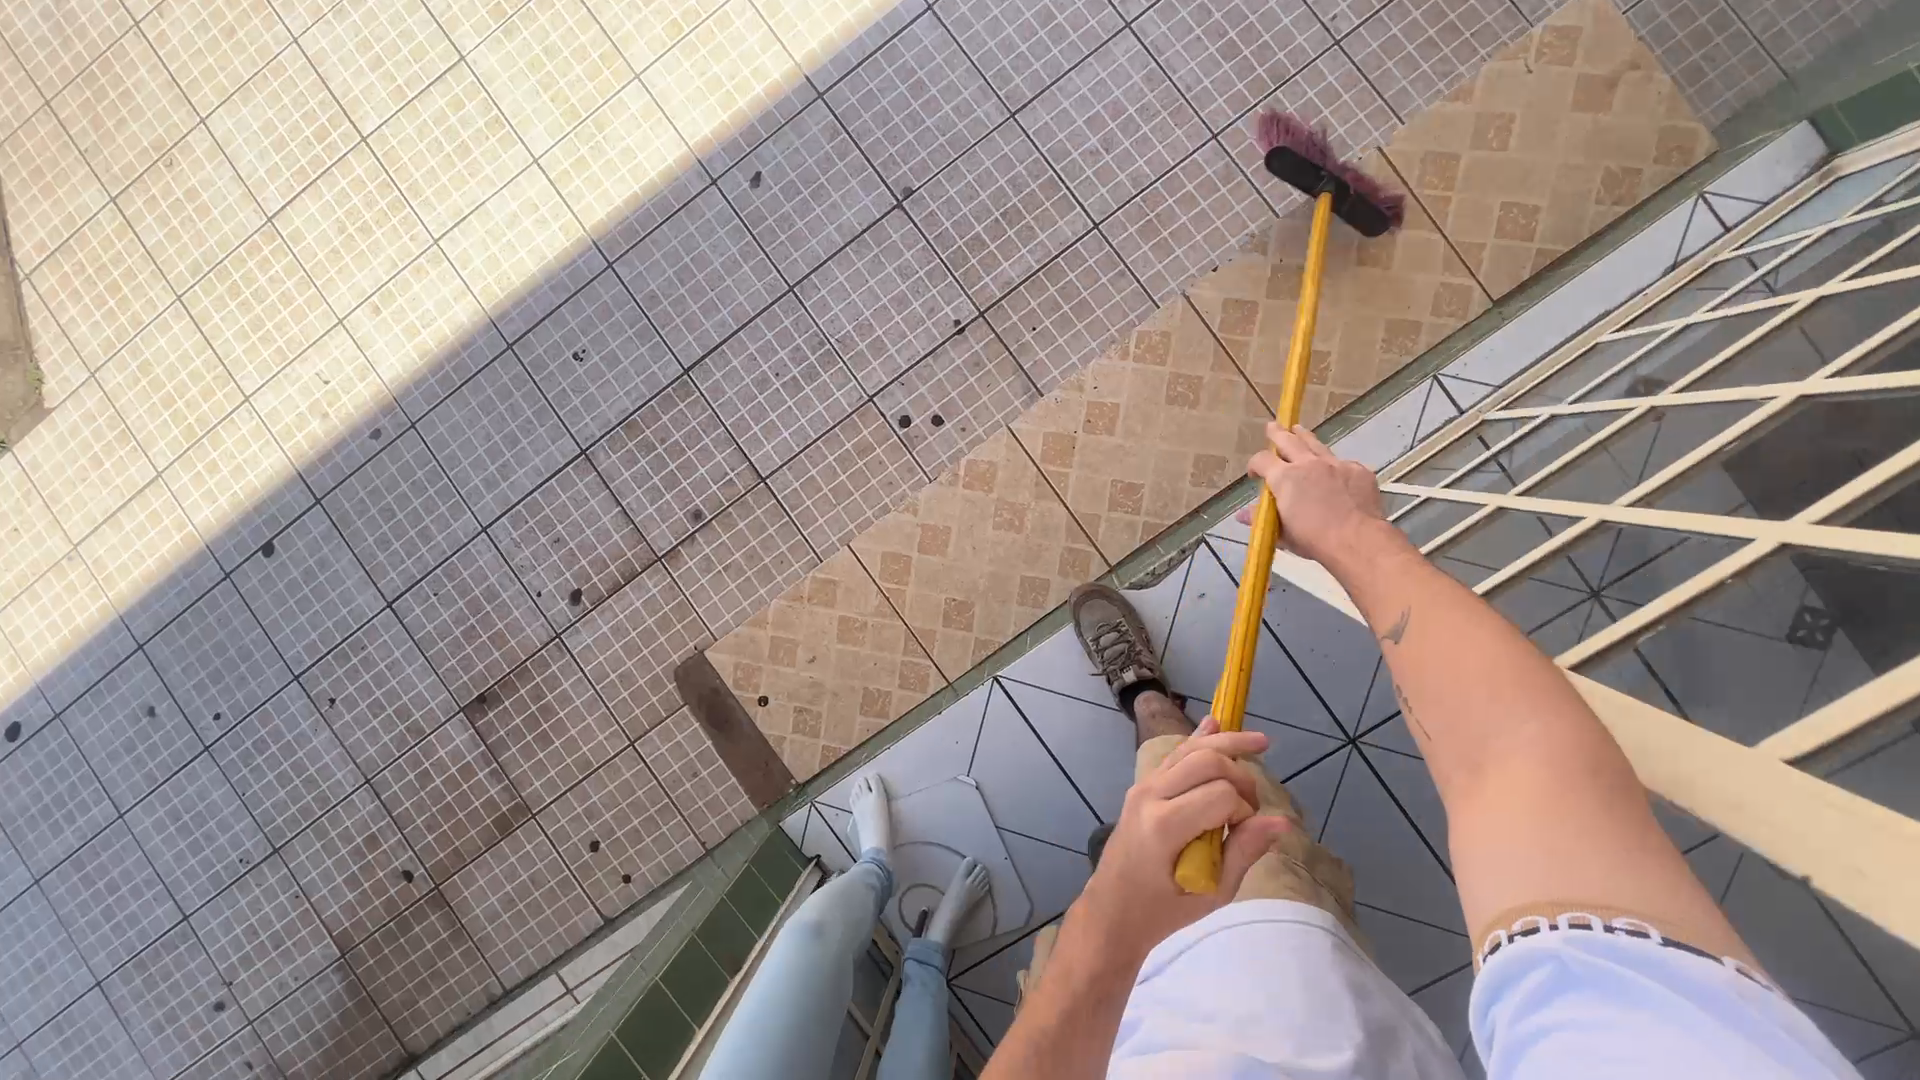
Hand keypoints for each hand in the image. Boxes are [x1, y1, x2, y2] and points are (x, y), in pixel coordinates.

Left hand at [1073, 717, 1291, 959]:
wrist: (1113, 909)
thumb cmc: (1162, 911)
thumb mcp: (1211, 894)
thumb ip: (1243, 851)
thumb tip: (1282, 822)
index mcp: (1165, 826)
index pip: (1221, 795)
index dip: (1244, 811)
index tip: (1243, 834)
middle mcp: (1150, 796)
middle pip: (1206, 761)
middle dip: (1239, 774)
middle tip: (1252, 803)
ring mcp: (1142, 787)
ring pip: (1188, 750)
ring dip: (1225, 743)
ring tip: (1260, 742)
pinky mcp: (1142, 786)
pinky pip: (1173, 756)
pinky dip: (1197, 740)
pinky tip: (1215, 723)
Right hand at [1242, 422, 1395, 568]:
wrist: (1356, 540)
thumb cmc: (1313, 540)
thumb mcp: (1282, 533)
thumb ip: (1262, 519)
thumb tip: (1242, 515)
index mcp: (1284, 478)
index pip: (1261, 460)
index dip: (1254, 465)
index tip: (1254, 474)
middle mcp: (1308, 464)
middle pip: (1288, 440)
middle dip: (1278, 433)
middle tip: (1272, 426)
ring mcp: (1335, 464)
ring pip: (1315, 444)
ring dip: (1304, 437)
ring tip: (1298, 430)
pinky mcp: (1358, 471)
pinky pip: (1342, 463)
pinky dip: (1334, 465)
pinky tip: (1334, 472)